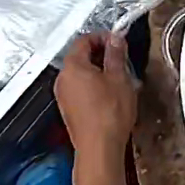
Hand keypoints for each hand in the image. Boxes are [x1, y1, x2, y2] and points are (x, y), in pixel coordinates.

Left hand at [55, 32, 137, 174]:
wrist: (99, 147)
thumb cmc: (110, 112)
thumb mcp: (119, 77)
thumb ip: (116, 54)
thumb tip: (115, 39)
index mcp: (73, 68)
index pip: (83, 40)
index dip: (102, 37)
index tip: (118, 41)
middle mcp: (63, 80)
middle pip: (79, 56)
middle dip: (101, 52)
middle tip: (121, 57)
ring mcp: (64, 95)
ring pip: (80, 72)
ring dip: (98, 68)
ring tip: (119, 75)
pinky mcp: (69, 108)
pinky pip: (79, 87)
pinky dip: (93, 83)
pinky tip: (111, 91)